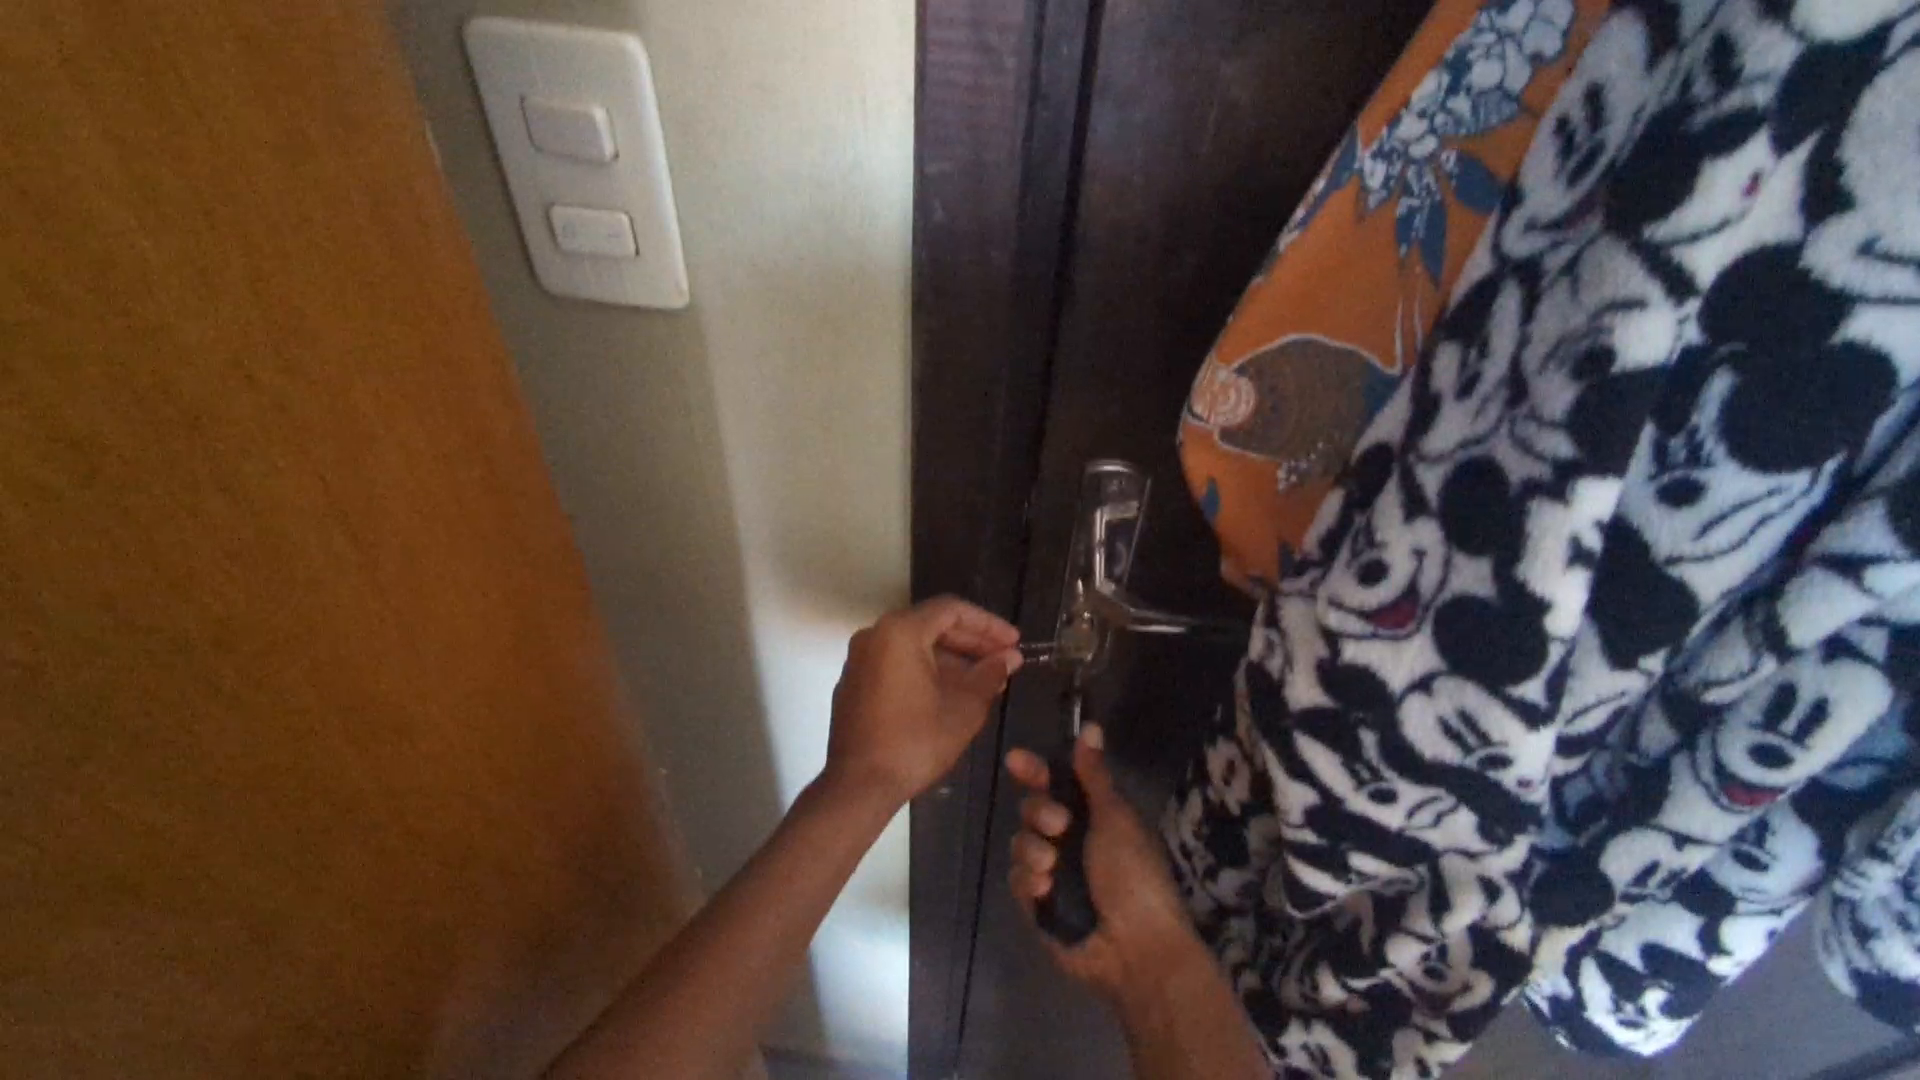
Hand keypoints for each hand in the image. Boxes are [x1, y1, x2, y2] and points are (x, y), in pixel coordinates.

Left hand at [824, 597, 1022, 808]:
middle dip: (971, 642)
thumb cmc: (915, 742)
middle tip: (1005, 659)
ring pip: (914, 646)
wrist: (859, 786)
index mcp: (900, 632)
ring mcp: (860, 660)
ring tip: (986, 680)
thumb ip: (989, 675)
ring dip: (952, 659)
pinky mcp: (855, 684)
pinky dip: (926, 671)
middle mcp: (874, 636)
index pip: (951, 610)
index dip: (988, 624)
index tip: (1014, 642)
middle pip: (931, 625)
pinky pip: (896, 664)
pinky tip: (952, 694)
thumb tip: (1009, 658)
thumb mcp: (964, 708)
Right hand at [1005, 726, 1206, 1003]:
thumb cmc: (1133, 877)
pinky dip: (1030, 882)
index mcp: (1091, 815)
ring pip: (1020, 842)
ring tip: (1053, 869)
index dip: (1034, 770)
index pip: (1054, 782)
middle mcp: (1069, 839)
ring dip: (1033, 851)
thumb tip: (1090, 726)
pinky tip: (1046, 891)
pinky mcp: (1036, 903)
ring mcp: (1051, 871)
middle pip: (1031, 809)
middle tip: (1058, 825)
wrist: (1134, 948)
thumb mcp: (1116, 819)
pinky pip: (1016, 878)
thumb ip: (1094, 775)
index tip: (1016, 761)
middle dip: (1039, 813)